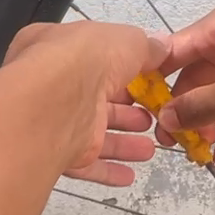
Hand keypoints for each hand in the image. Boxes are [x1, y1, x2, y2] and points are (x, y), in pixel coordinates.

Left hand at [5, 21, 167, 185]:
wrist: (55, 103)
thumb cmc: (84, 60)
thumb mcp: (126, 40)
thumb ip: (145, 47)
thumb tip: (161, 48)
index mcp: (58, 49)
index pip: (93, 59)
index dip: (122, 68)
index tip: (149, 80)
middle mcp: (53, 85)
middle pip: (95, 100)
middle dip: (126, 111)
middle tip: (151, 117)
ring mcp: (55, 120)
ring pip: (93, 134)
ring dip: (123, 143)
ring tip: (148, 148)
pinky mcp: (59, 153)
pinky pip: (85, 165)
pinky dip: (108, 170)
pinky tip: (129, 174)